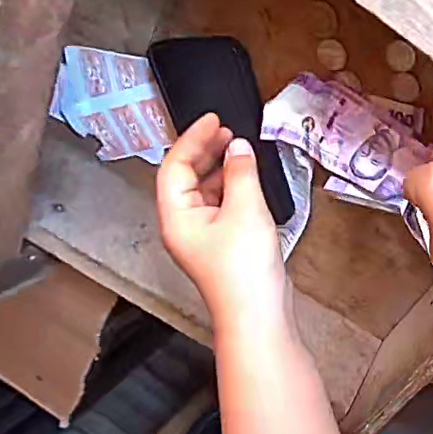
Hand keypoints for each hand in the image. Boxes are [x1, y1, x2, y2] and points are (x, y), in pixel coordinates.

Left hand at [156, 112, 287, 324]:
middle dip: (206, 151)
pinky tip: (249, 180)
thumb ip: (241, 172)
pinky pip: (222, 205)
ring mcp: (203, 235)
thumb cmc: (244, 269)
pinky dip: (233, 187)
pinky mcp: (223, 243)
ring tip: (240, 151)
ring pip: (205, 191)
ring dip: (221, 168)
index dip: (192, 138)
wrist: (258, 313)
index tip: (213, 120)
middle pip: (186, 177)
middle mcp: (184, 225)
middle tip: (227, 130)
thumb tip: (238, 147)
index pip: (175, 166)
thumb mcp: (245, 210)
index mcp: (176, 216)